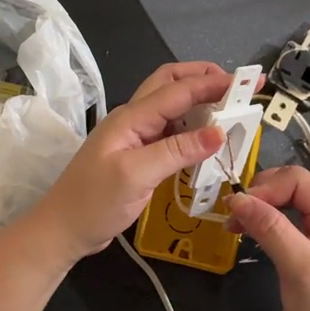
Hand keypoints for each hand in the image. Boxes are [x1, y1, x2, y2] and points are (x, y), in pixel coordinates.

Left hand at [29, 62, 231, 260]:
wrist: (62, 231)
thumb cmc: (94, 203)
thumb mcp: (136, 176)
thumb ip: (177, 152)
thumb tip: (220, 132)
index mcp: (131, 118)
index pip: (178, 90)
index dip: (213, 83)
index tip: (248, 83)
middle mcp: (133, 120)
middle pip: (170, 84)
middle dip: (203, 79)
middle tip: (237, 88)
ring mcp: (134, 138)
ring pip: (171, 108)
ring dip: (199, 103)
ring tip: (231, 111)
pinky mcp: (138, 157)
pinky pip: (169, 133)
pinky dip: (192, 130)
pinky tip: (208, 142)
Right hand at [227, 167, 309, 310]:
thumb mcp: (299, 269)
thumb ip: (271, 229)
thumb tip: (237, 198)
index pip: (299, 180)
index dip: (265, 187)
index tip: (235, 208)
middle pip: (292, 185)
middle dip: (260, 195)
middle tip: (232, 218)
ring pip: (286, 201)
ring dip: (259, 207)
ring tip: (234, 225)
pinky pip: (286, 219)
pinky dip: (264, 221)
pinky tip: (248, 231)